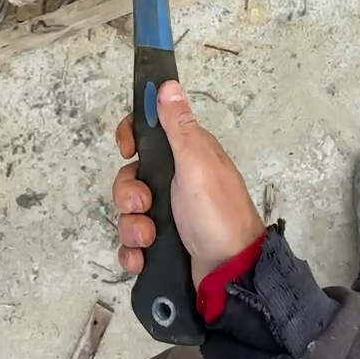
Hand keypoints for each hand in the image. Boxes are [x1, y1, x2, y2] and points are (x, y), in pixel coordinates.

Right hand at [113, 82, 264, 285]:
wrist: (230, 274)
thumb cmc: (217, 211)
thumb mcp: (197, 162)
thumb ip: (178, 125)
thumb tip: (168, 84)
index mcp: (186, 154)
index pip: (148, 132)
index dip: (131, 137)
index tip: (128, 150)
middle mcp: (175, 180)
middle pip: (131, 175)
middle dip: (128, 194)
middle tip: (145, 205)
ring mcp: (168, 213)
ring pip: (128, 212)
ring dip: (131, 227)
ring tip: (149, 239)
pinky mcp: (163, 243)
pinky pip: (132, 243)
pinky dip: (133, 252)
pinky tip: (143, 259)